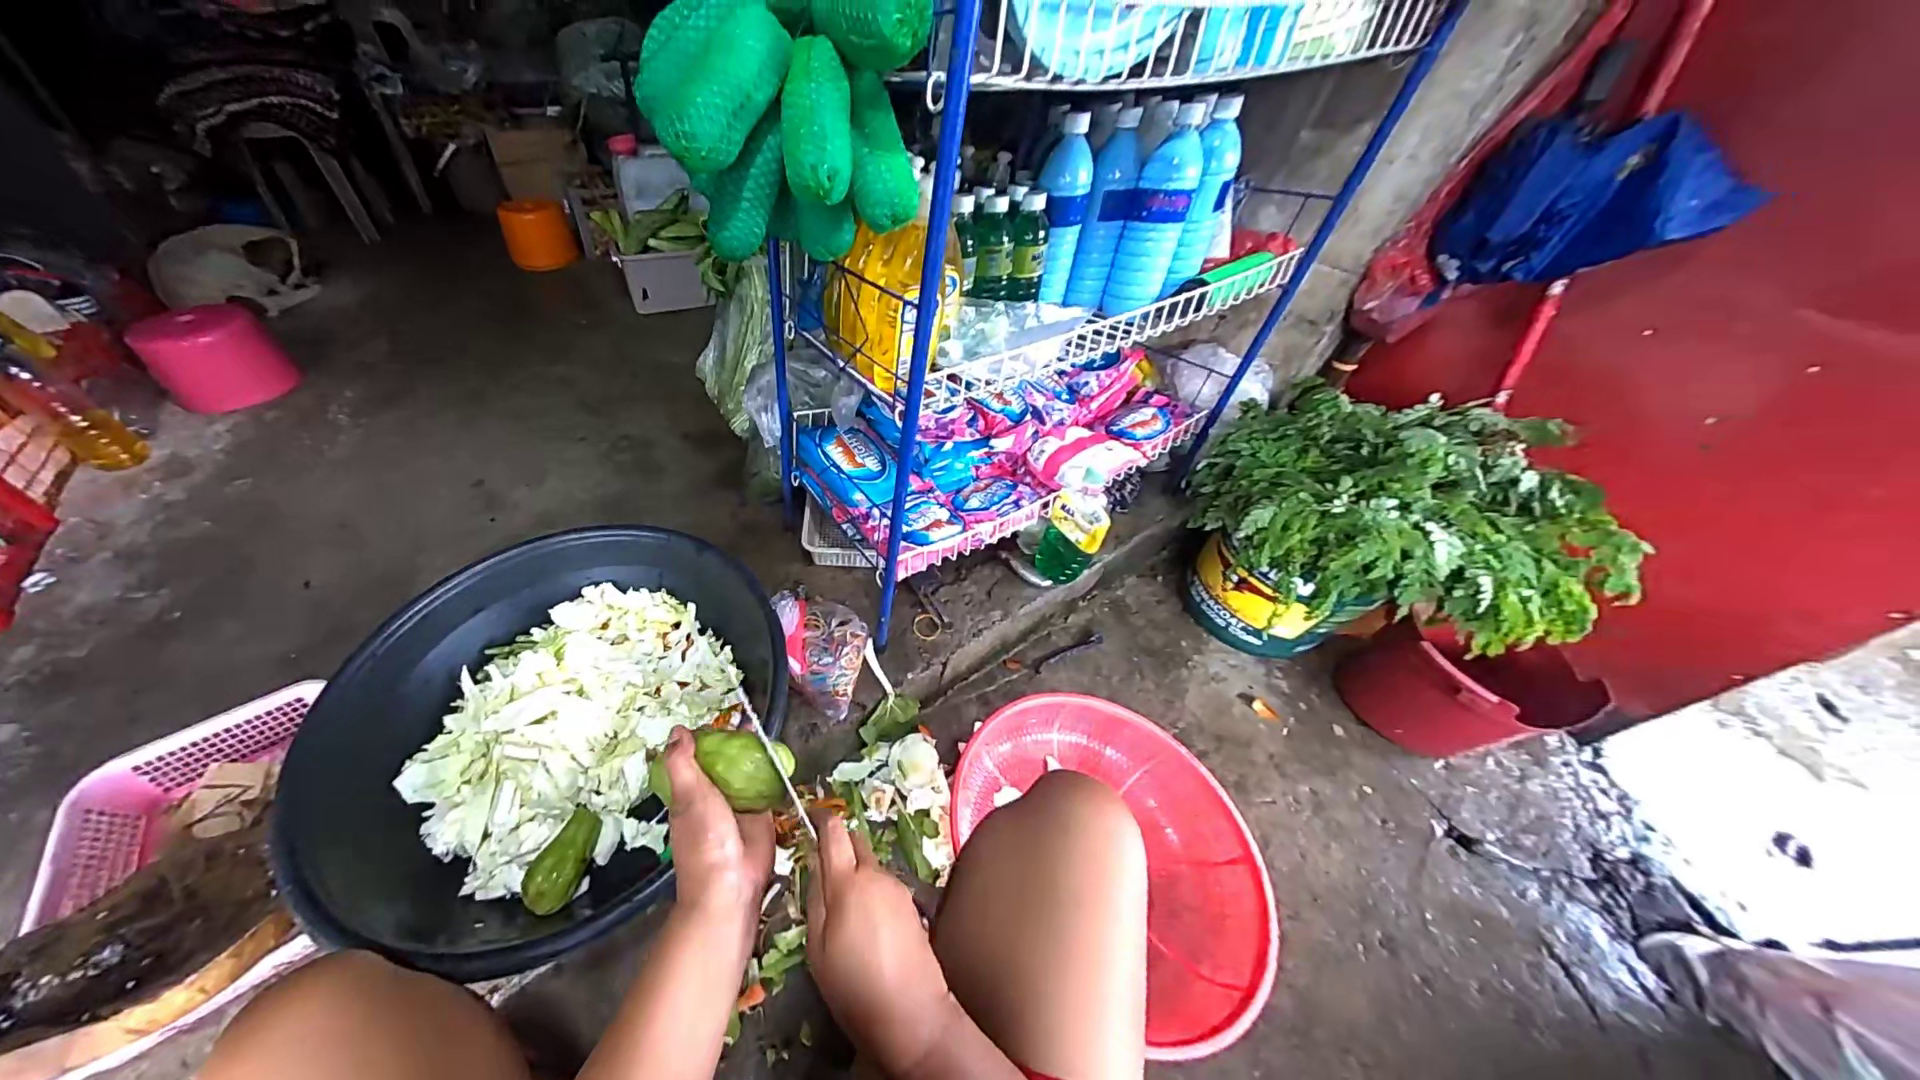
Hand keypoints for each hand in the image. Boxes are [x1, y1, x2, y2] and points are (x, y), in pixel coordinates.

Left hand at [662, 727, 774, 917]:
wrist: (731, 885)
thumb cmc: (704, 841)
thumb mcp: (688, 796)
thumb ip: (681, 763)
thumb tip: (678, 730)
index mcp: (690, 791)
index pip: (698, 756)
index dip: (708, 737)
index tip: (722, 718)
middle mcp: (714, 794)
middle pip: (726, 761)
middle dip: (736, 742)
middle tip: (750, 718)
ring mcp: (739, 804)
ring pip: (748, 771)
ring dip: (756, 753)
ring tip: (766, 729)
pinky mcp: (762, 813)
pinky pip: (769, 786)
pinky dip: (774, 770)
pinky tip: (782, 754)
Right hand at [805, 812, 958, 1077]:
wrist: (911, 1010)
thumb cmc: (853, 984)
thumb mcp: (816, 947)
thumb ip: (814, 900)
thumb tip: (815, 867)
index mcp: (847, 882)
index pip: (835, 832)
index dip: (822, 819)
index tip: (812, 813)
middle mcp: (875, 874)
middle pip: (855, 843)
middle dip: (839, 844)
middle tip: (820, 862)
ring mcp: (896, 886)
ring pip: (869, 865)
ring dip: (855, 872)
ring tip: (841, 906)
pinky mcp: (911, 901)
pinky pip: (883, 884)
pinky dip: (870, 891)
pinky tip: (865, 922)